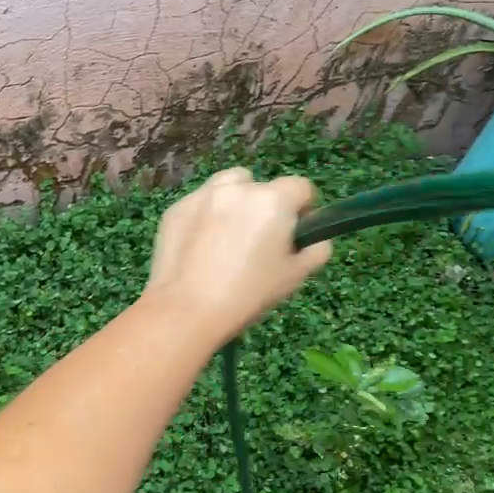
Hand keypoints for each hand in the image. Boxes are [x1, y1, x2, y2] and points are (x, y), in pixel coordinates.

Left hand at [139, 167, 332, 340]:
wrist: (188, 307)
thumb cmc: (249, 293)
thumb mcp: (295, 276)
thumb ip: (316, 249)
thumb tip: (315, 238)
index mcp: (273, 200)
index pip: (301, 187)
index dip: (303, 208)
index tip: (295, 233)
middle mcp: (238, 188)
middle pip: (262, 186)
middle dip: (267, 206)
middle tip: (259, 240)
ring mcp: (203, 194)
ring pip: (229, 185)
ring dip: (236, 201)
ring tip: (230, 235)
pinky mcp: (177, 207)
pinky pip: (201, 203)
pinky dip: (206, 216)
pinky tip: (201, 246)